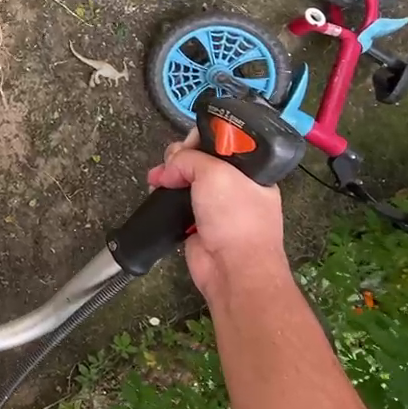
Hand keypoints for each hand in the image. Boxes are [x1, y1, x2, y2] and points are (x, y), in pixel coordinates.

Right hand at [146, 131, 288, 300]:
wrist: (233, 269)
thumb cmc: (235, 220)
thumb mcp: (215, 173)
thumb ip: (188, 159)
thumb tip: (169, 167)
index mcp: (251, 174)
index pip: (224, 145)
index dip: (202, 139)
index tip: (187, 142)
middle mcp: (235, 188)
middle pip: (200, 160)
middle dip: (180, 157)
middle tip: (170, 162)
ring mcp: (216, 207)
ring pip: (186, 179)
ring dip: (168, 175)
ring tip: (157, 179)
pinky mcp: (198, 223)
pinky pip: (178, 200)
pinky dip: (164, 195)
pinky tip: (156, 191)